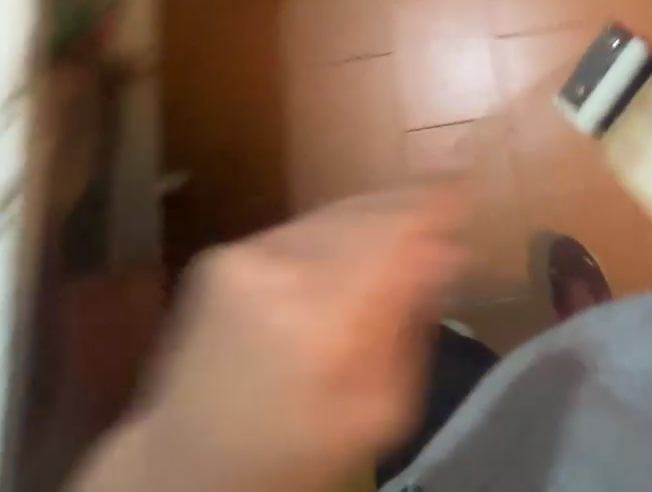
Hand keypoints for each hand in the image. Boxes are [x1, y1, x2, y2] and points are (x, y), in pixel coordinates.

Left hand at [128, 186, 469, 491]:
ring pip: (339, 212)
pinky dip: (338, 230)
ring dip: (378, 214)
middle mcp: (285, 268)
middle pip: (372, 211)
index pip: (399, 231)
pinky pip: (305, 226)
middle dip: (414, 206)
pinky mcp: (225, 252)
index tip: (470, 190)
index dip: (439, 205)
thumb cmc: (295, 455)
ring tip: (407, 226)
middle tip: (447, 210)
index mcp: (325, 318)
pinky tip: (352, 249)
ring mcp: (248, 253)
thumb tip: (446, 252)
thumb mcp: (378, 415)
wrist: (182, 462)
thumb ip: (413, 329)